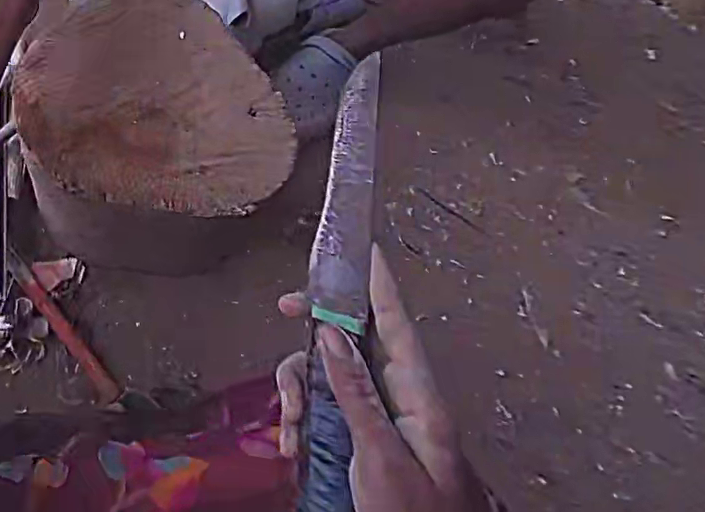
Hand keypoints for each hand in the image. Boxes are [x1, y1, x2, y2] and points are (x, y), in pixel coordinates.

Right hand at [276, 246, 489, 511]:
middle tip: (287, 309)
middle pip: (353, 337)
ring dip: (300, 387)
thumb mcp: (381, 458)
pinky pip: (325, 404)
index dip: (379, 282)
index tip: (365, 245)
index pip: (397, 322)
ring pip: (330, 370)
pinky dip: (302, 415)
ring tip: (290, 424)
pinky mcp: (362, 437)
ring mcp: (380, 417)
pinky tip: (292, 441)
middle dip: (317, 325)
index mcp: (418, 396)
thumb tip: (331, 329)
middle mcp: (399, 397)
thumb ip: (355, 392)